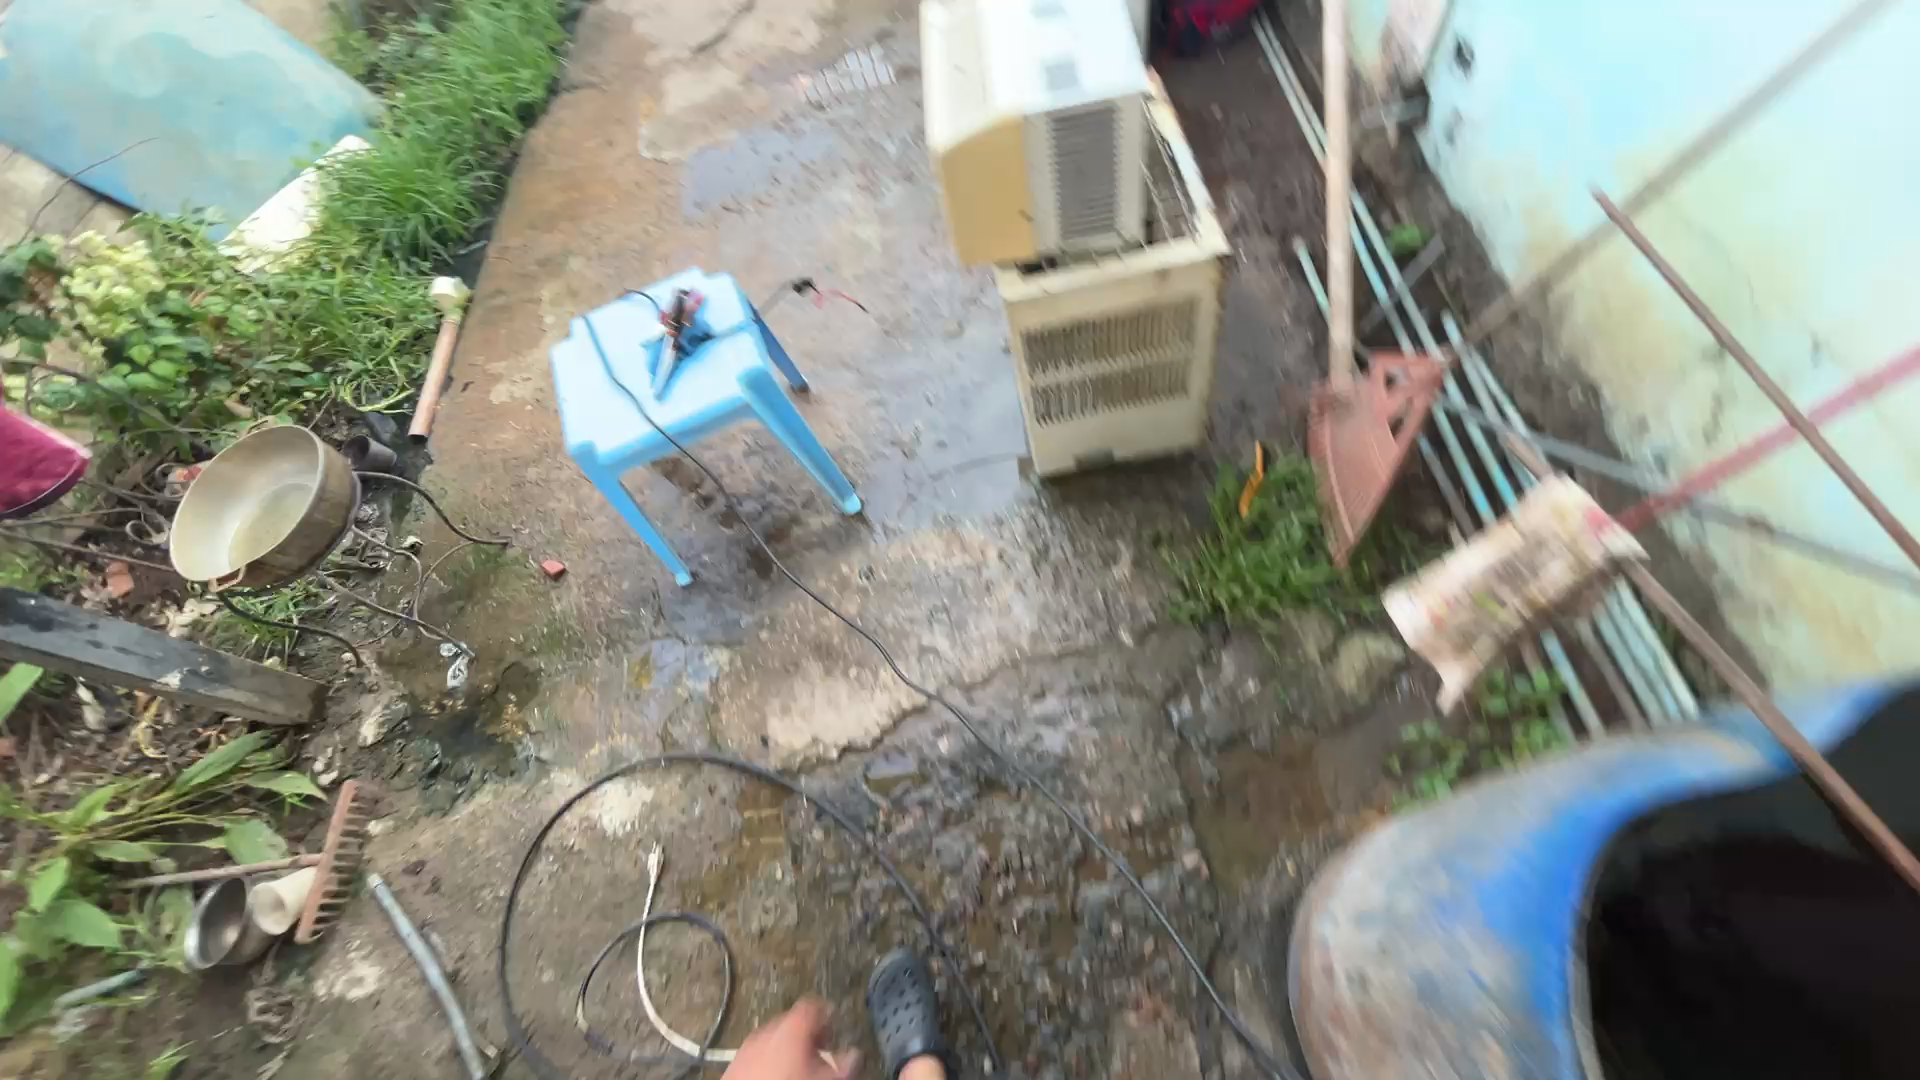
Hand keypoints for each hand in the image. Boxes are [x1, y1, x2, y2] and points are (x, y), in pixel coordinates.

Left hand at [721, 998, 856, 1079]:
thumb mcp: (826, 1076)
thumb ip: (844, 1062)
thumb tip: (856, 1053)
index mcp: (793, 1023)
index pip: (814, 1003)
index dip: (827, 1013)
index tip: (834, 1026)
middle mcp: (769, 1025)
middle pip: (794, 1019)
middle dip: (808, 1032)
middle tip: (819, 1050)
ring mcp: (748, 1043)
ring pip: (774, 1037)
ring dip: (787, 1046)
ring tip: (797, 1066)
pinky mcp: (734, 1062)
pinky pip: (758, 1053)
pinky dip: (768, 1059)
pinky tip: (775, 1074)